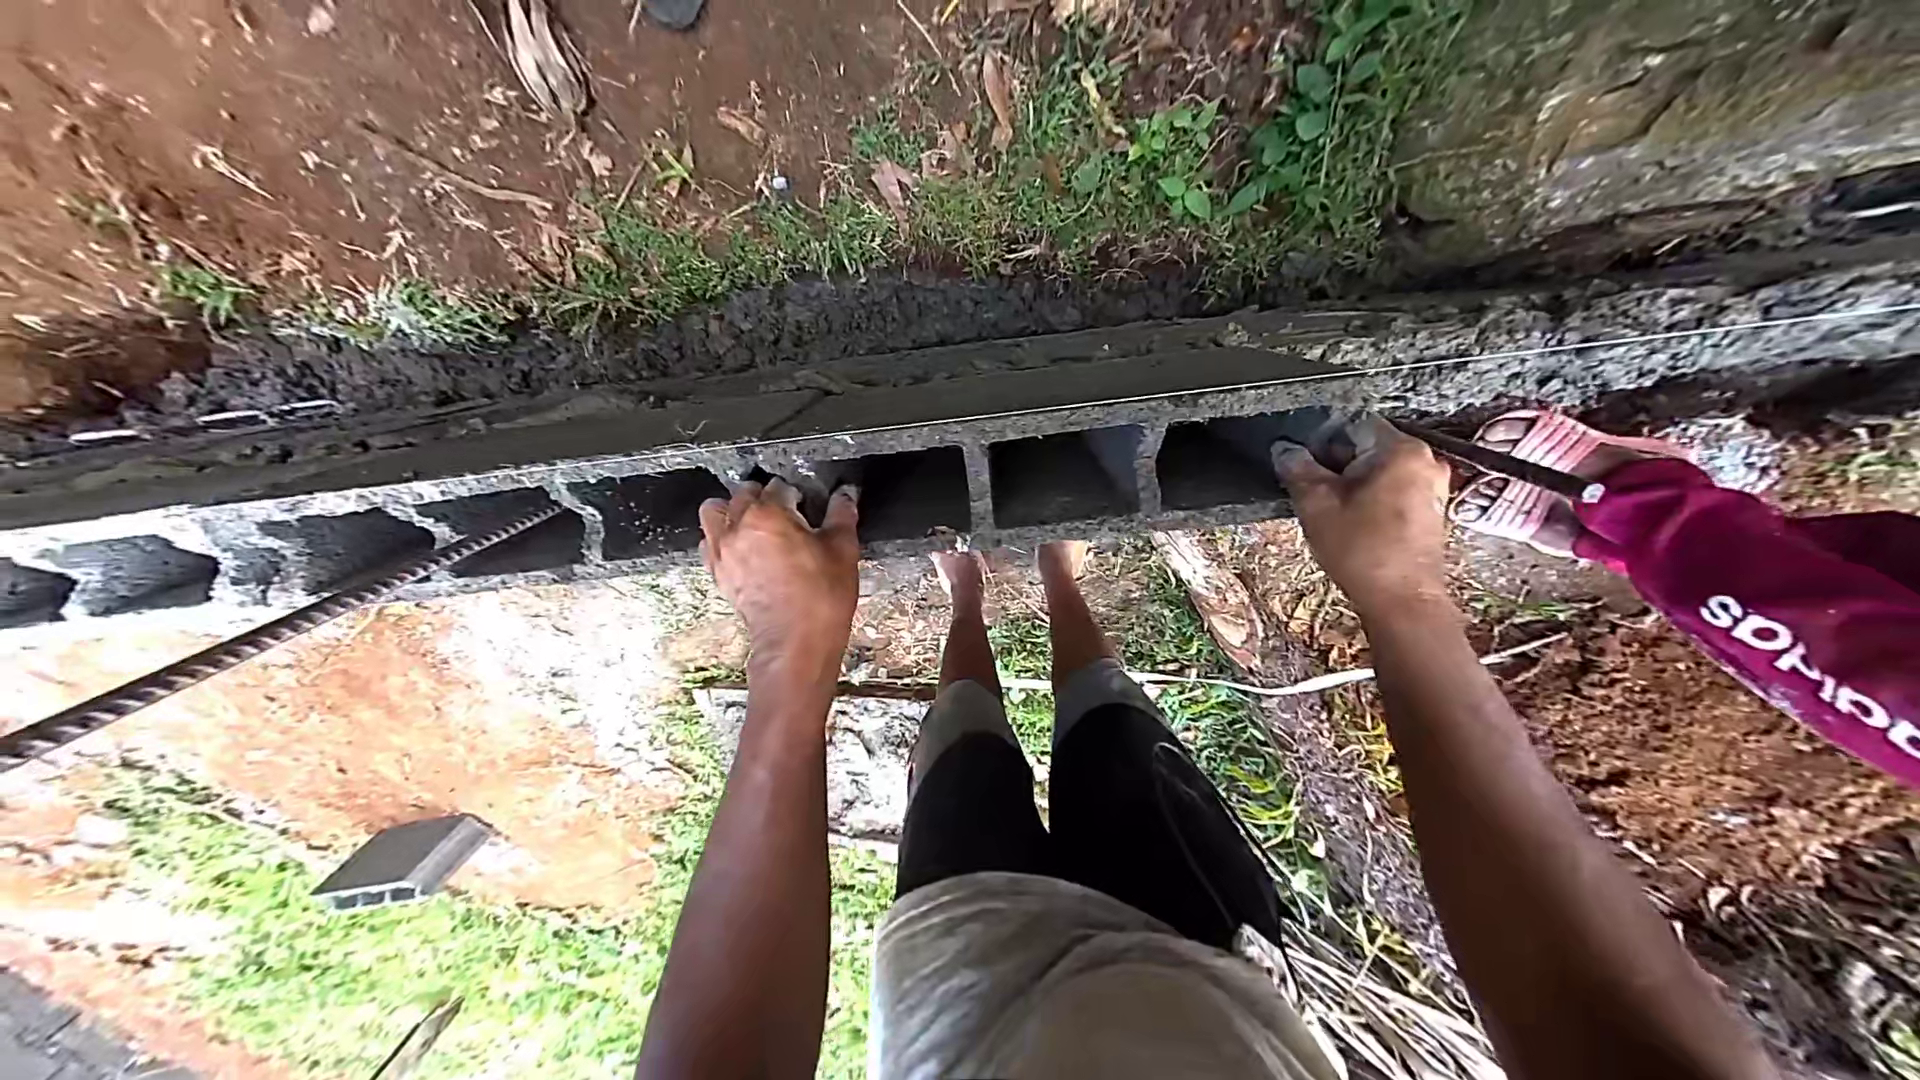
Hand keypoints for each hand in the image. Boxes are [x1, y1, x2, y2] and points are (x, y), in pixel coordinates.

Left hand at [699, 480, 860, 669]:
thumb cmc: (820, 598)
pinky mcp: (718, 573)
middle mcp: (738, 527)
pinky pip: (709, 542)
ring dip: (733, 510)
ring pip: (715, 511)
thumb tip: (846, 495)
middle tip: (786, 511)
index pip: (779, 486)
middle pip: (744, 493)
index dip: (797, 493)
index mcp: (769, 514)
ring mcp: (723, 551)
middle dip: (764, 496)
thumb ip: (842, 514)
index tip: (807, 503)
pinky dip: (722, 537)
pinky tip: (745, 547)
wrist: (797, 642)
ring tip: (756, 522)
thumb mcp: (842, 548)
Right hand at [1272, 414, 1450, 614]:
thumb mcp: (1316, 504)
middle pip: (1366, 446)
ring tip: (1327, 509)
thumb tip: (1284, 449)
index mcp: (1401, 451)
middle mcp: (1425, 461)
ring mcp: (1432, 486)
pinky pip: (1390, 489)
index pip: (1352, 424)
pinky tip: (1349, 521)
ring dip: (1348, 483)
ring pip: (1376, 470)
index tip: (1301, 465)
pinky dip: (1367, 497)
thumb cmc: (1360, 548)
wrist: (1400, 599)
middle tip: (1309, 490)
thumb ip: (1297, 469)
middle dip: (1334, 464)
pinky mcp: (1428, 509)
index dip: (1320, 441)